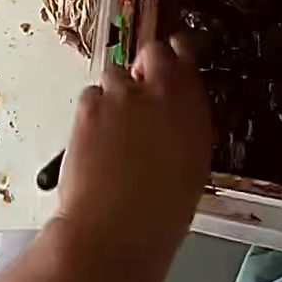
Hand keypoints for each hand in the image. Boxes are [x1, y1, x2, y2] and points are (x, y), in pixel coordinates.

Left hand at [53, 40, 213, 274]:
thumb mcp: (191, 163)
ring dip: (114, 93)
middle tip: (136, 91)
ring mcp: (122, 96)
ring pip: (114, 75)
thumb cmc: (161, 213)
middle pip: (151, 51)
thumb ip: (183, 125)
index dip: (177, 52)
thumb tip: (172, 114)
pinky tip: (94, 140)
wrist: (116, 230)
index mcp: (192, 108)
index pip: (186, 55)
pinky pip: (90, 95)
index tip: (173, 55)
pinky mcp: (89, 105)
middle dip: (144, 65)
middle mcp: (160, 93)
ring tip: (112, 131)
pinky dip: (91, 111)